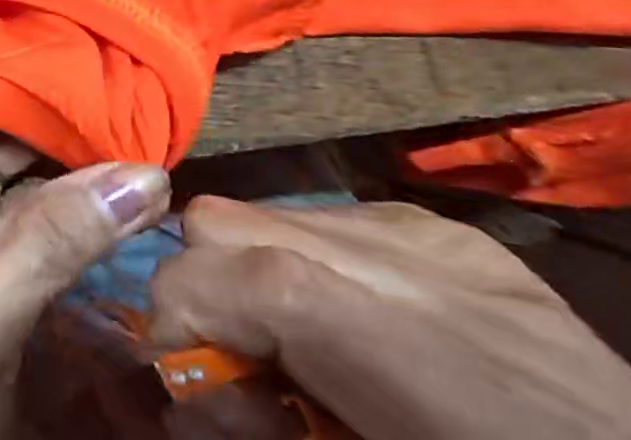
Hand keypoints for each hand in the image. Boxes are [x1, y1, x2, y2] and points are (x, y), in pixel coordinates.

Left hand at [0, 102, 170, 439]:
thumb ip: (55, 236)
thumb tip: (146, 175)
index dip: (8, 83)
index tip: (75, 63)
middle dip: (43, 104)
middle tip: (110, 78)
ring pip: (11, 148)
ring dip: (64, 136)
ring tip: (124, 110)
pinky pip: (33, 186)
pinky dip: (73, 177)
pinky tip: (118, 161)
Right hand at [148, 198, 630, 439]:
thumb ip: (254, 427)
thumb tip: (184, 391)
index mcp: (394, 347)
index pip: (220, 268)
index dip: (174, 320)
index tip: (185, 385)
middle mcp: (407, 259)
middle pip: (224, 221)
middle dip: (204, 291)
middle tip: (241, 373)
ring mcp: (435, 237)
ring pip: (267, 212)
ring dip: (251, 275)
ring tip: (302, 354)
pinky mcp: (456, 237)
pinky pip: (333, 224)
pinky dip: (310, 268)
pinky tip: (358, 332)